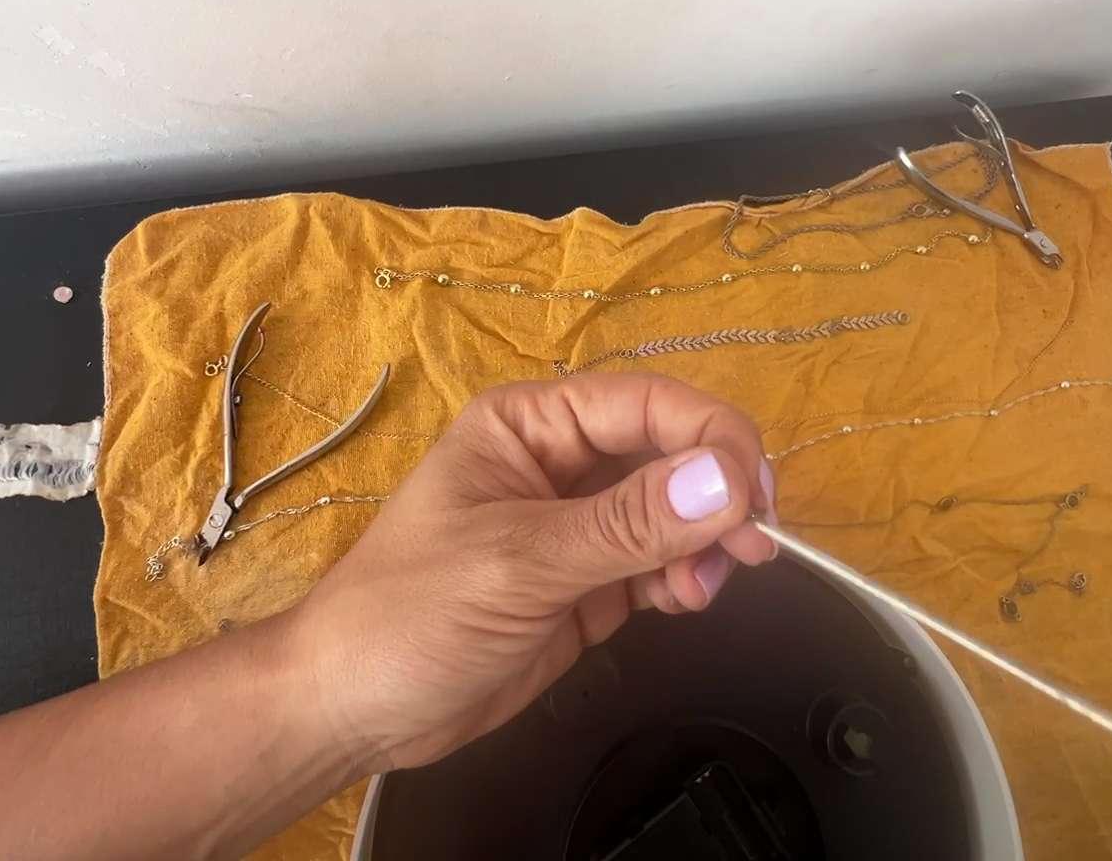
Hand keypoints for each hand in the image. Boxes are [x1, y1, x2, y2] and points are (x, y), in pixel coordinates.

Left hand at [286, 372, 778, 773]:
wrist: (357, 708)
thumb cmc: (411, 613)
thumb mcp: (521, 562)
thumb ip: (627, 524)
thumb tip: (726, 481)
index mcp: (532, 422)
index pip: (643, 403)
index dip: (708, 435)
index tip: (754, 492)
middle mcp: (561, 459)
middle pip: (667, 452)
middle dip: (713, 493)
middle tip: (751, 545)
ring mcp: (579, 520)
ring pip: (672, 508)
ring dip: (704, 540)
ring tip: (701, 586)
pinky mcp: (590, 576)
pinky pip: (658, 559)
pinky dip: (684, 575)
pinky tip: (682, 598)